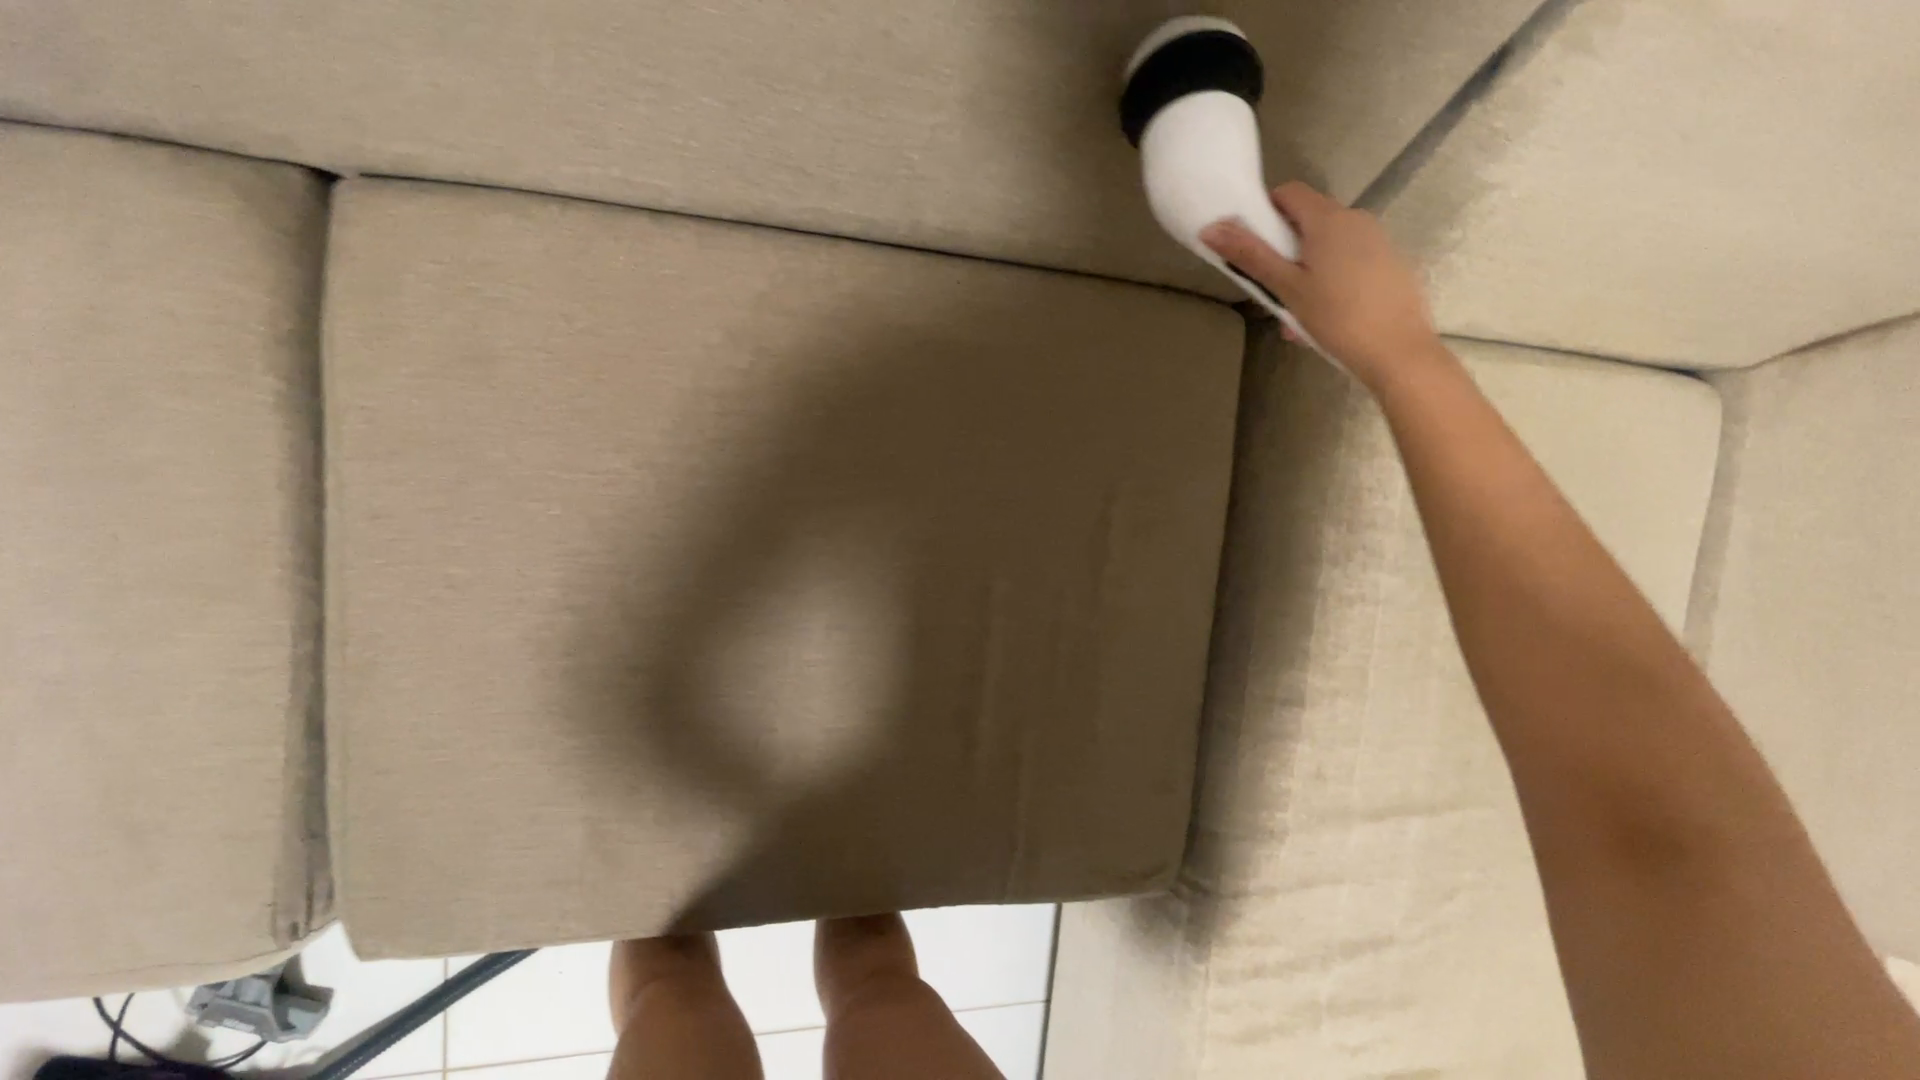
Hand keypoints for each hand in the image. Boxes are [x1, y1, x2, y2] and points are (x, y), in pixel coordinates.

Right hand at [1202, 182, 1443, 390]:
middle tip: (1272, 293)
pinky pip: (1350, 264)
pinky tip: (1327, 320)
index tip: (1252, 245)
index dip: (1265, 212)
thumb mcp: (1287, 288)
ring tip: (1298, 319)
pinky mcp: (1391, 265)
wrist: (1398, 351)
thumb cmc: (1336, 318)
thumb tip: (1210, 228)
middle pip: (1309, 222)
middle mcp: (1356, 220)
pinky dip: (1331, 283)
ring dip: (1306, 274)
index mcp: (1328, 219)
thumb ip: (1250, 255)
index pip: (1289, 193)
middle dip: (1285, 252)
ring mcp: (1378, 241)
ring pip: (1329, 248)